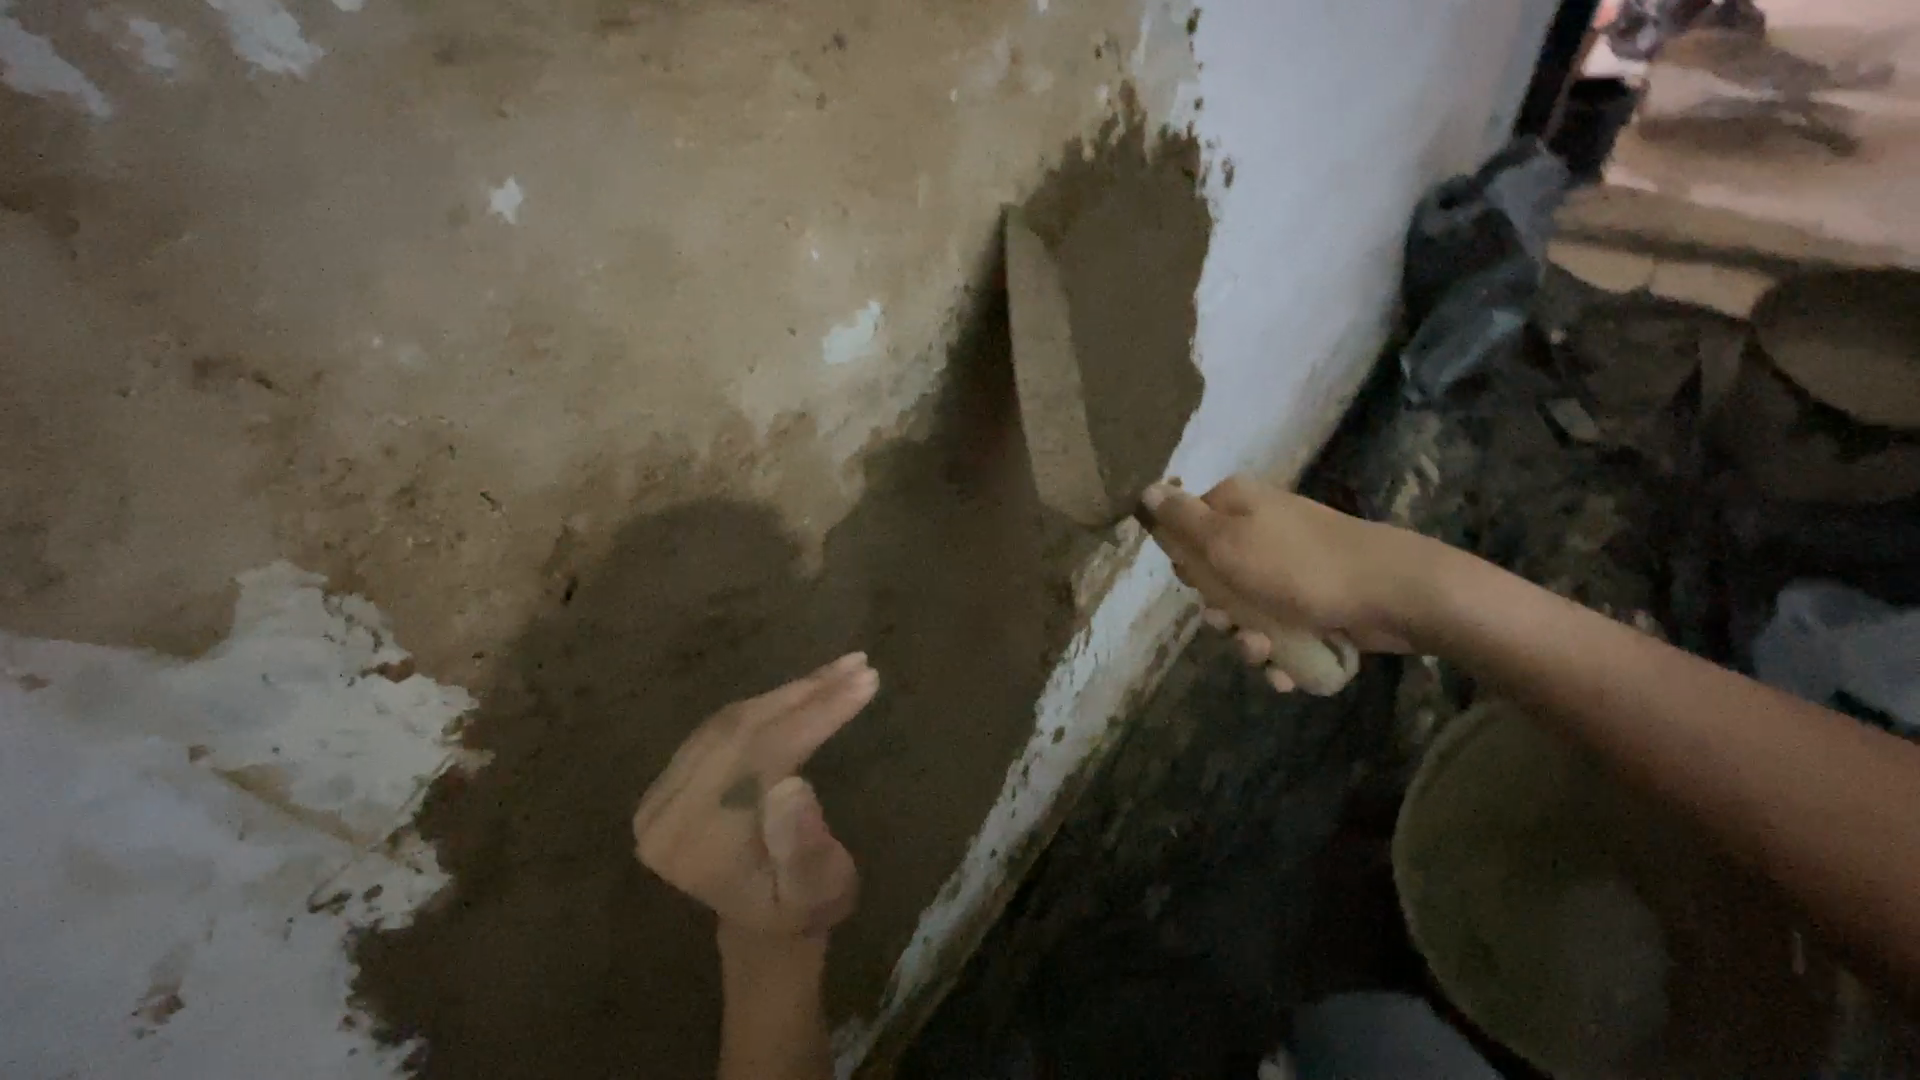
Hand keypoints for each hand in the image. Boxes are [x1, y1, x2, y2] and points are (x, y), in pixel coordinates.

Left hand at [633, 652, 877, 938]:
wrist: (762, 925)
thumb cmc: (802, 909)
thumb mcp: (819, 891)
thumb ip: (804, 847)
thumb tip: (792, 785)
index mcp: (696, 844)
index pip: (760, 758)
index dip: (815, 716)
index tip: (866, 683)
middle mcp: (663, 814)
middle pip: (742, 731)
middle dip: (808, 694)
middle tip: (860, 667)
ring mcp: (660, 793)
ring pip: (732, 720)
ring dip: (791, 691)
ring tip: (844, 670)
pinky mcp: (670, 778)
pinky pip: (723, 724)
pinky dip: (769, 703)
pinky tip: (806, 688)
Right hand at [1142, 477, 1436, 678]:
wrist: (1392, 593)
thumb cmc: (1298, 565)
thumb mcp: (1225, 541)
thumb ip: (1182, 520)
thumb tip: (1146, 489)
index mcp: (1237, 506)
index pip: (1188, 530)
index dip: (1187, 564)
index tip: (1195, 584)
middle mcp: (1261, 530)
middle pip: (1215, 577)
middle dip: (1219, 613)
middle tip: (1230, 623)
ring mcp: (1291, 567)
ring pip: (1248, 611)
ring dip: (1249, 641)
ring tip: (1267, 653)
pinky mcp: (1316, 600)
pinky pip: (1283, 631)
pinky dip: (1281, 655)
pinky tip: (1287, 672)